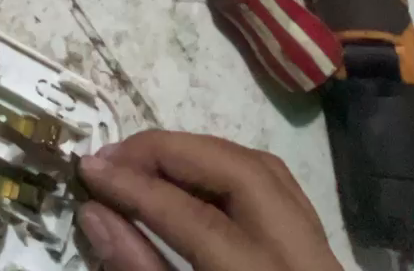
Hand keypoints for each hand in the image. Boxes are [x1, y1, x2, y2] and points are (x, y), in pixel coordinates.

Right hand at [75, 132, 340, 270]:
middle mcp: (312, 269)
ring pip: (262, 169)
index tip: (88, 168)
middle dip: (169, 154)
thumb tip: (95, 210)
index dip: (137, 188)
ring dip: (194, 155)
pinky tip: (181, 182)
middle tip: (113, 159)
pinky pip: (274, 189)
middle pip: (242, 175)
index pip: (201, 223)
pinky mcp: (321, 257)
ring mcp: (326, 261)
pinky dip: (220, 172)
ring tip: (140, 164)